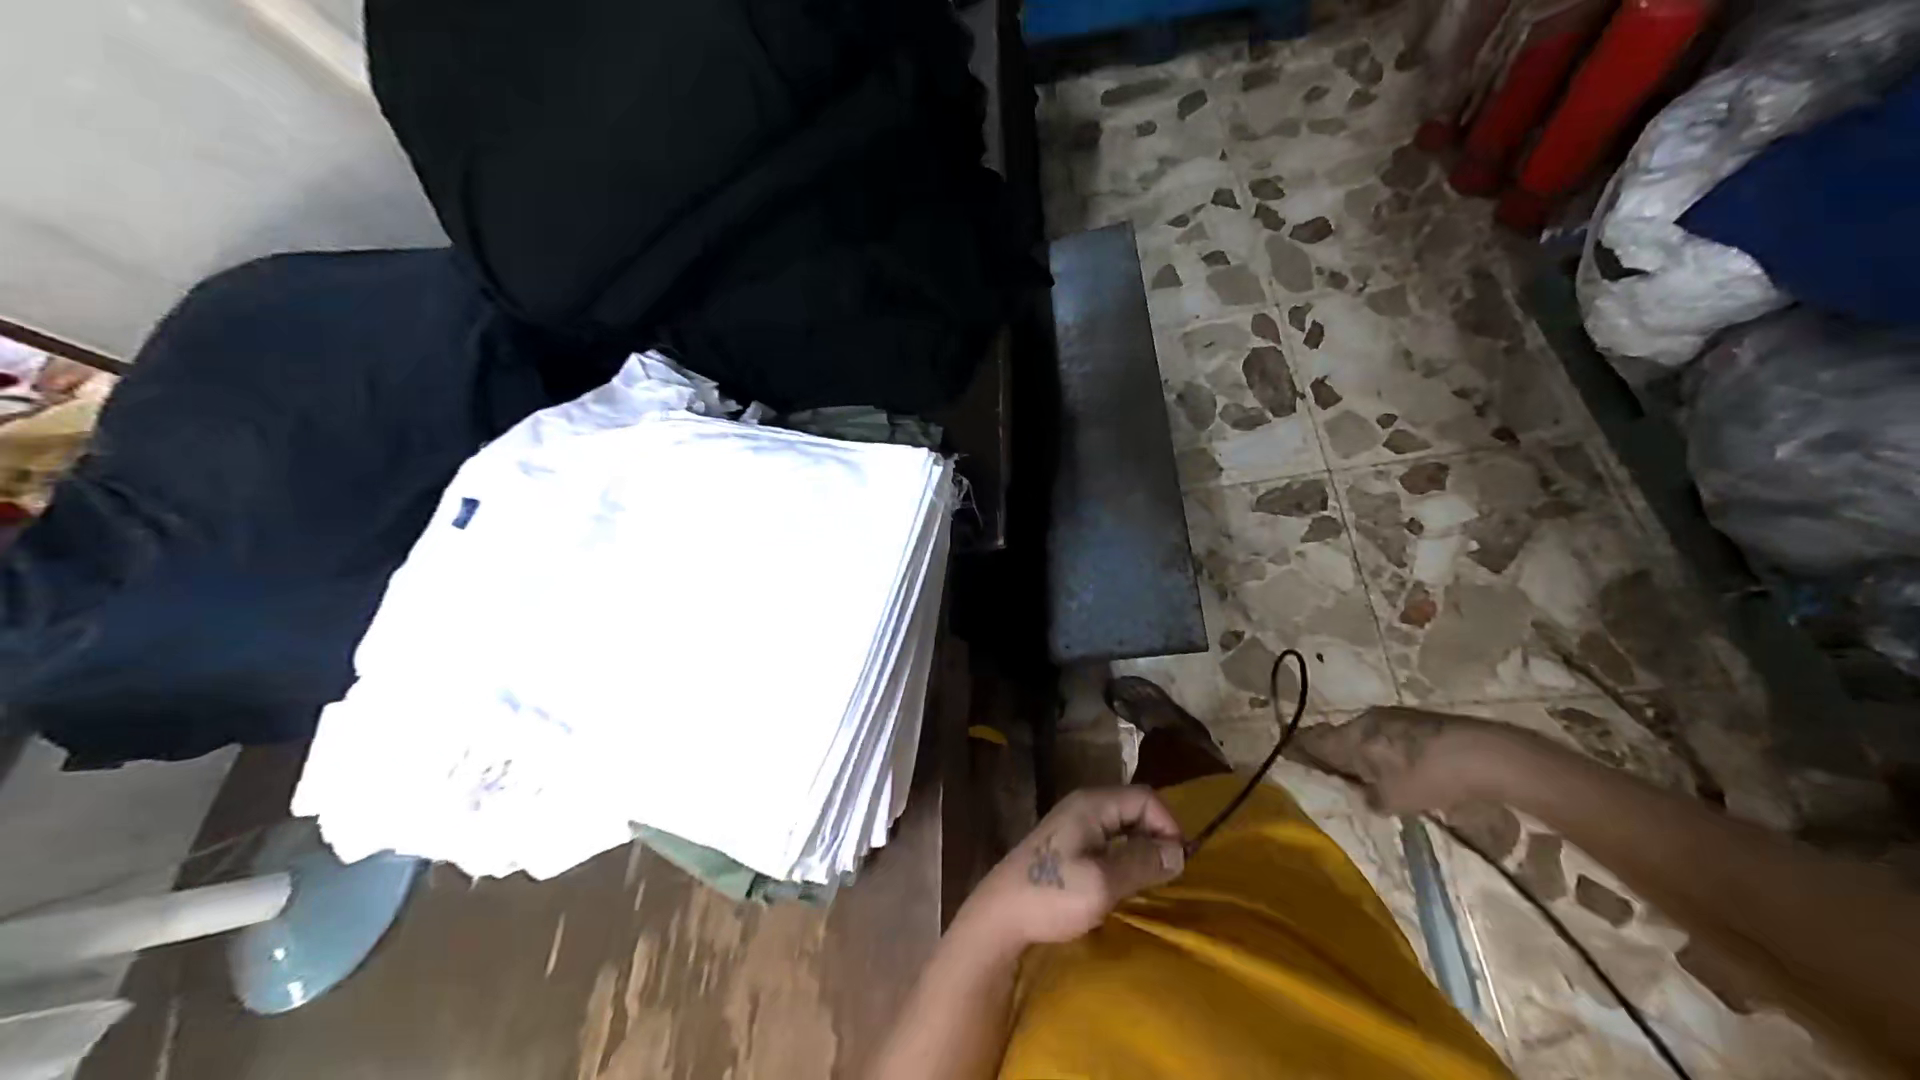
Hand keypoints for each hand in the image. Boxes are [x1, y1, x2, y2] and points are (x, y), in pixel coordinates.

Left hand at [956, 786, 1185, 949]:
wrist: (999, 915)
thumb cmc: (1051, 895)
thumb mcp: (1103, 883)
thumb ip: (1142, 863)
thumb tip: (1179, 851)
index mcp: (1091, 804)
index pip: (1145, 798)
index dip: (1168, 825)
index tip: (1178, 863)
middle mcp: (1083, 806)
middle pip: (1134, 808)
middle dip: (1156, 836)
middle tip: (1169, 874)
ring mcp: (1072, 824)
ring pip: (1121, 826)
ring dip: (1141, 849)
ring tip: (1151, 881)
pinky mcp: (1066, 845)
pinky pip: (1107, 840)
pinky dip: (1123, 856)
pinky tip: (1125, 882)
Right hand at [1288, 706, 1520, 814]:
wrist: (1490, 756)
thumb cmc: (1429, 779)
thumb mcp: (1392, 800)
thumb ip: (1369, 797)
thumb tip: (1366, 793)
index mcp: (1351, 737)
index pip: (1311, 740)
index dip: (1297, 747)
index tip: (1285, 751)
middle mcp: (1366, 720)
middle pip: (1339, 736)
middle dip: (1333, 753)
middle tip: (1331, 772)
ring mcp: (1395, 716)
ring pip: (1366, 735)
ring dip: (1363, 753)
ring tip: (1372, 776)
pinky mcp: (1422, 721)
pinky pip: (1390, 736)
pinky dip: (1387, 751)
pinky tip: (1406, 770)